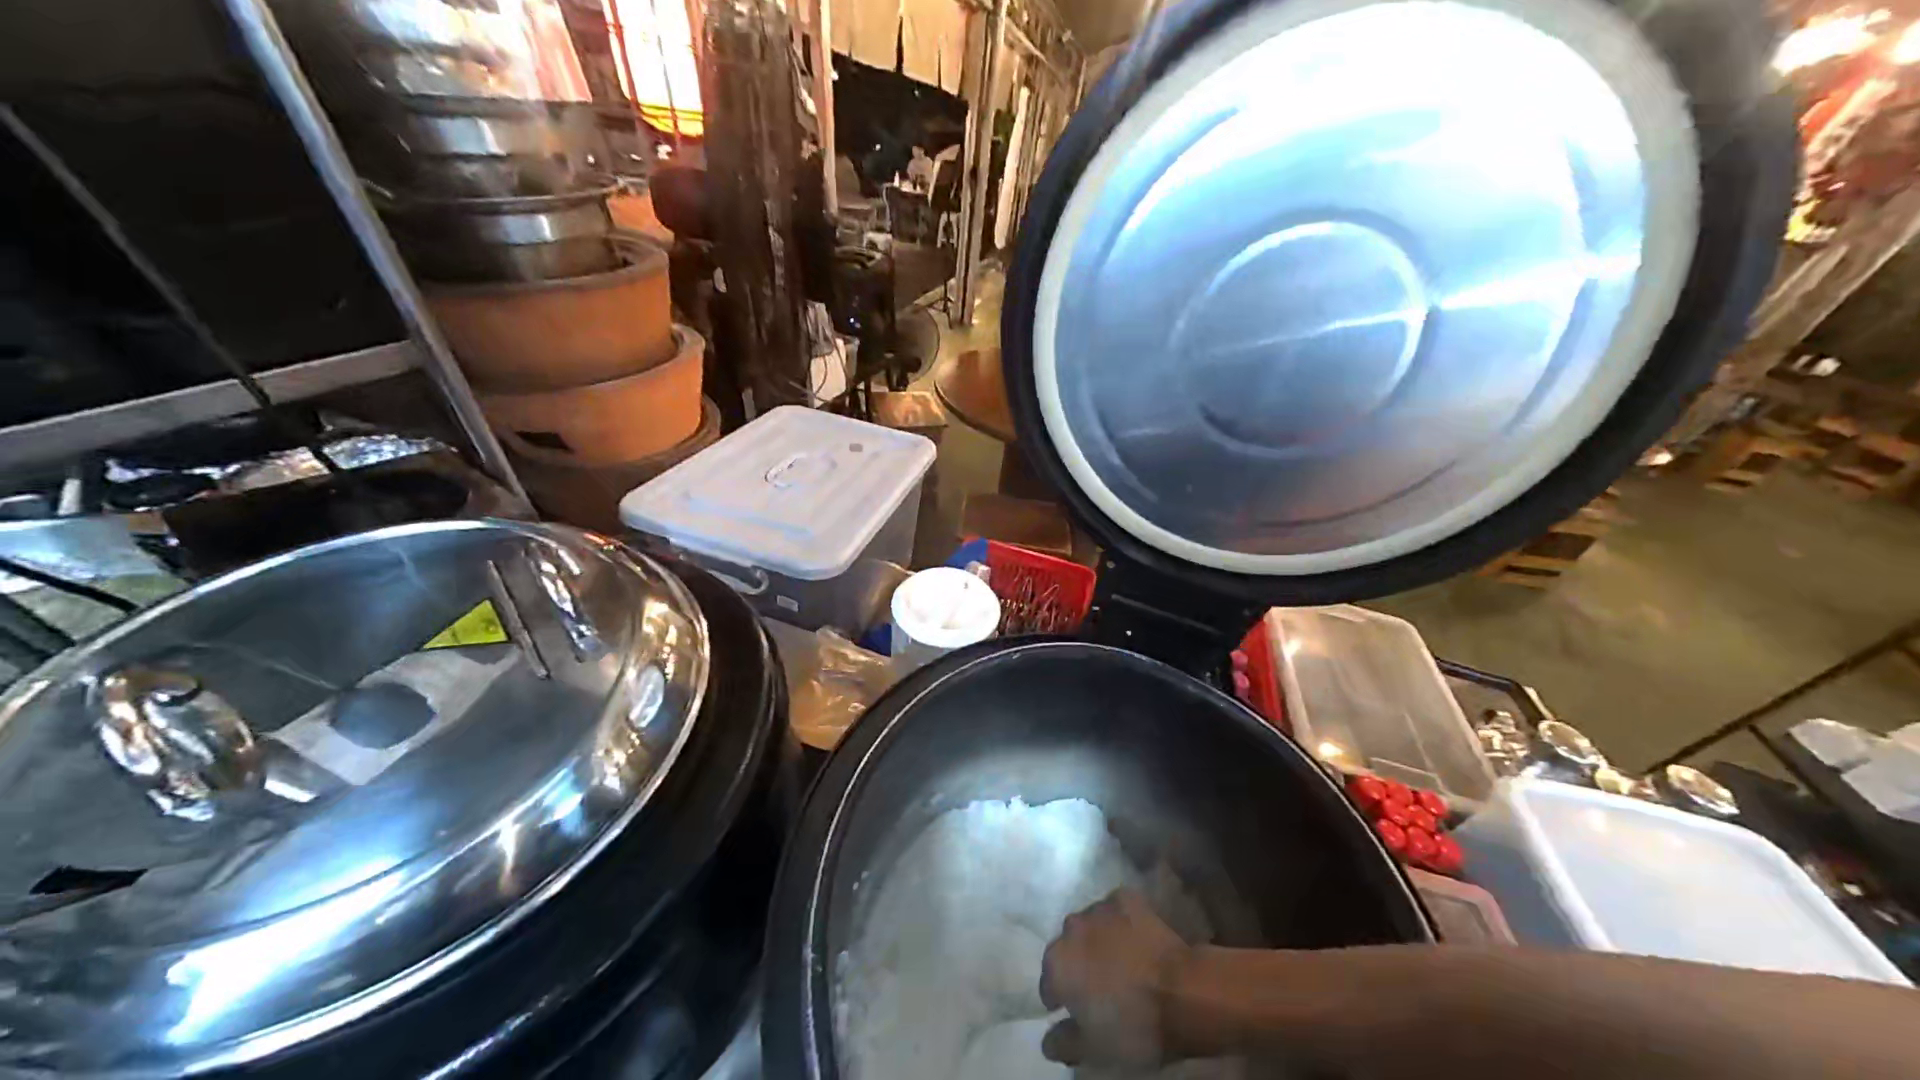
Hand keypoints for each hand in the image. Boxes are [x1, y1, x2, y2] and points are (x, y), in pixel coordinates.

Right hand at [1038, 887, 1192, 1067]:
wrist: (1182, 990)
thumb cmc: (1135, 1024)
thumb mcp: (1095, 1049)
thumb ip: (1064, 1043)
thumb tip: (1047, 1040)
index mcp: (1058, 964)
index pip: (1049, 983)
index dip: (1061, 999)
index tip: (1078, 1012)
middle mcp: (1070, 929)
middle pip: (1068, 949)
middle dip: (1078, 965)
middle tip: (1101, 986)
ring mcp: (1098, 908)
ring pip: (1090, 926)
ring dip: (1097, 941)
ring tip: (1120, 961)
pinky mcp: (1124, 897)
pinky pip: (1115, 910)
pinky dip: (1120, 922)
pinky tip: (1135, 938)